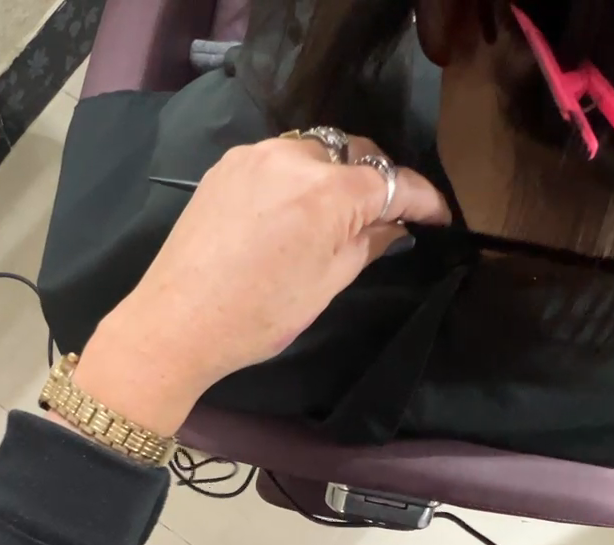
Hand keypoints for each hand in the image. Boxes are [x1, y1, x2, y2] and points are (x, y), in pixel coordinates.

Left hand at [66, 134, 450, 434]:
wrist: (175, 324)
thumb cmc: (254, 319)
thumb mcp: (324, 287)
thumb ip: (366, 245)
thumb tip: (394, 225)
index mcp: (328, 193)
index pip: (393, 182)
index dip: (423, 200)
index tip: (438, 216)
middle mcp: (294, 158)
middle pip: (355, 155)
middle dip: (377, 183)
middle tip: (385, 219)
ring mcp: (255, 157)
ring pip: (316, 151)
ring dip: (335, 176)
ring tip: (335, 217)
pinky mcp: (226, 166)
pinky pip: (279, 159)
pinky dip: (298, 178)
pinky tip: (294, 211)